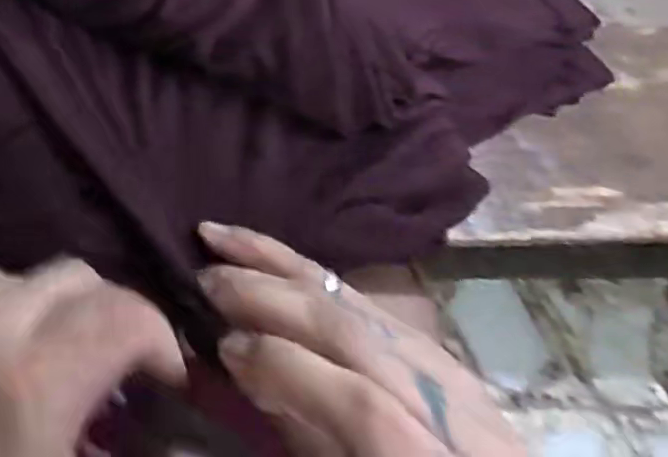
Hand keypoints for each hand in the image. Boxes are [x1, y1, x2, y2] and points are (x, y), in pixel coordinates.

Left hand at [0, 258, 185, 456]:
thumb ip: (124, 449)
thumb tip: (181, 438)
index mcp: (32, 377)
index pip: (125, 313)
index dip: (162, 343)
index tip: (164, 386)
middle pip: (86, 278)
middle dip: (114, 321)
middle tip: (118, 375)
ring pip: (42, 276)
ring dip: (64, 315)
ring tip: (56, 367)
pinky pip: (1, 277)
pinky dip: (19, 308)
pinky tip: (5, 352)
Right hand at [198, 223, 525, 456]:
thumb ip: (295, 429)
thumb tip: (231, 361)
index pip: (361, 402)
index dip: (282, 364)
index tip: (221, 348)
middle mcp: (463, 424)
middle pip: (355, 334)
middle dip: (266, 296)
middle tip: (202, 281)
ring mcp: (464, 389)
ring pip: (363, 304)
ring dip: (277, 262)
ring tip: (217, 237)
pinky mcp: (452, 367)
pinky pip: (372, 305)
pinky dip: (311, 273)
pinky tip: (270, 256)